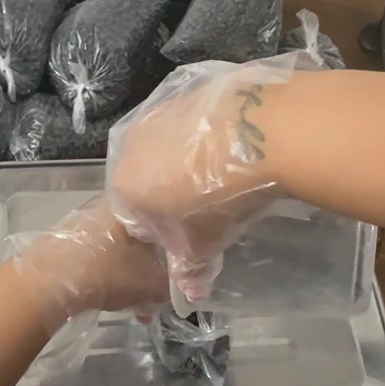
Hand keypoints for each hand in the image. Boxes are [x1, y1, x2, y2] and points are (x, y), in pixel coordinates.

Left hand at [4, 197, 168, 324]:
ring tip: (139, 307)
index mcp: (132, 205)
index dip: (180, 250)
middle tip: (160, 297)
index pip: (168, 221)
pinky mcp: (71, 243)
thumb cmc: (105, 274)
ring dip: (136, 278)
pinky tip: (118, 302)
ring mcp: (88, 224)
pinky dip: (116, 277)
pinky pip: (105, 258)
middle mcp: (109, 207)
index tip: (183, 273)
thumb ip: (175, 286)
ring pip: (125, 251)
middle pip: (146, 240)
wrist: (45, 283)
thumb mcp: (150, 284)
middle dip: (156, 271)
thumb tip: (188, 290)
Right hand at [105, 55, 303, 299]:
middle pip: (150, 179)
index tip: (193, 236)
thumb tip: (189, 297)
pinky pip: (194, 121)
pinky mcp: (189, 88)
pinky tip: (236, 147)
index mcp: (125, 187)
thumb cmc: (218, 199)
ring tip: (228, 175)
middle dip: (175, 196)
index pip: (136, 218)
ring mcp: (160, 111)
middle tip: (213, 208)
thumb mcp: (203, 246)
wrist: (259, 133)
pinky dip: (209, 135)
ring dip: (191, 163)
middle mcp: (132, 145)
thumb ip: (189, 271)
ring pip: (171, 147)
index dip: (165, 233)